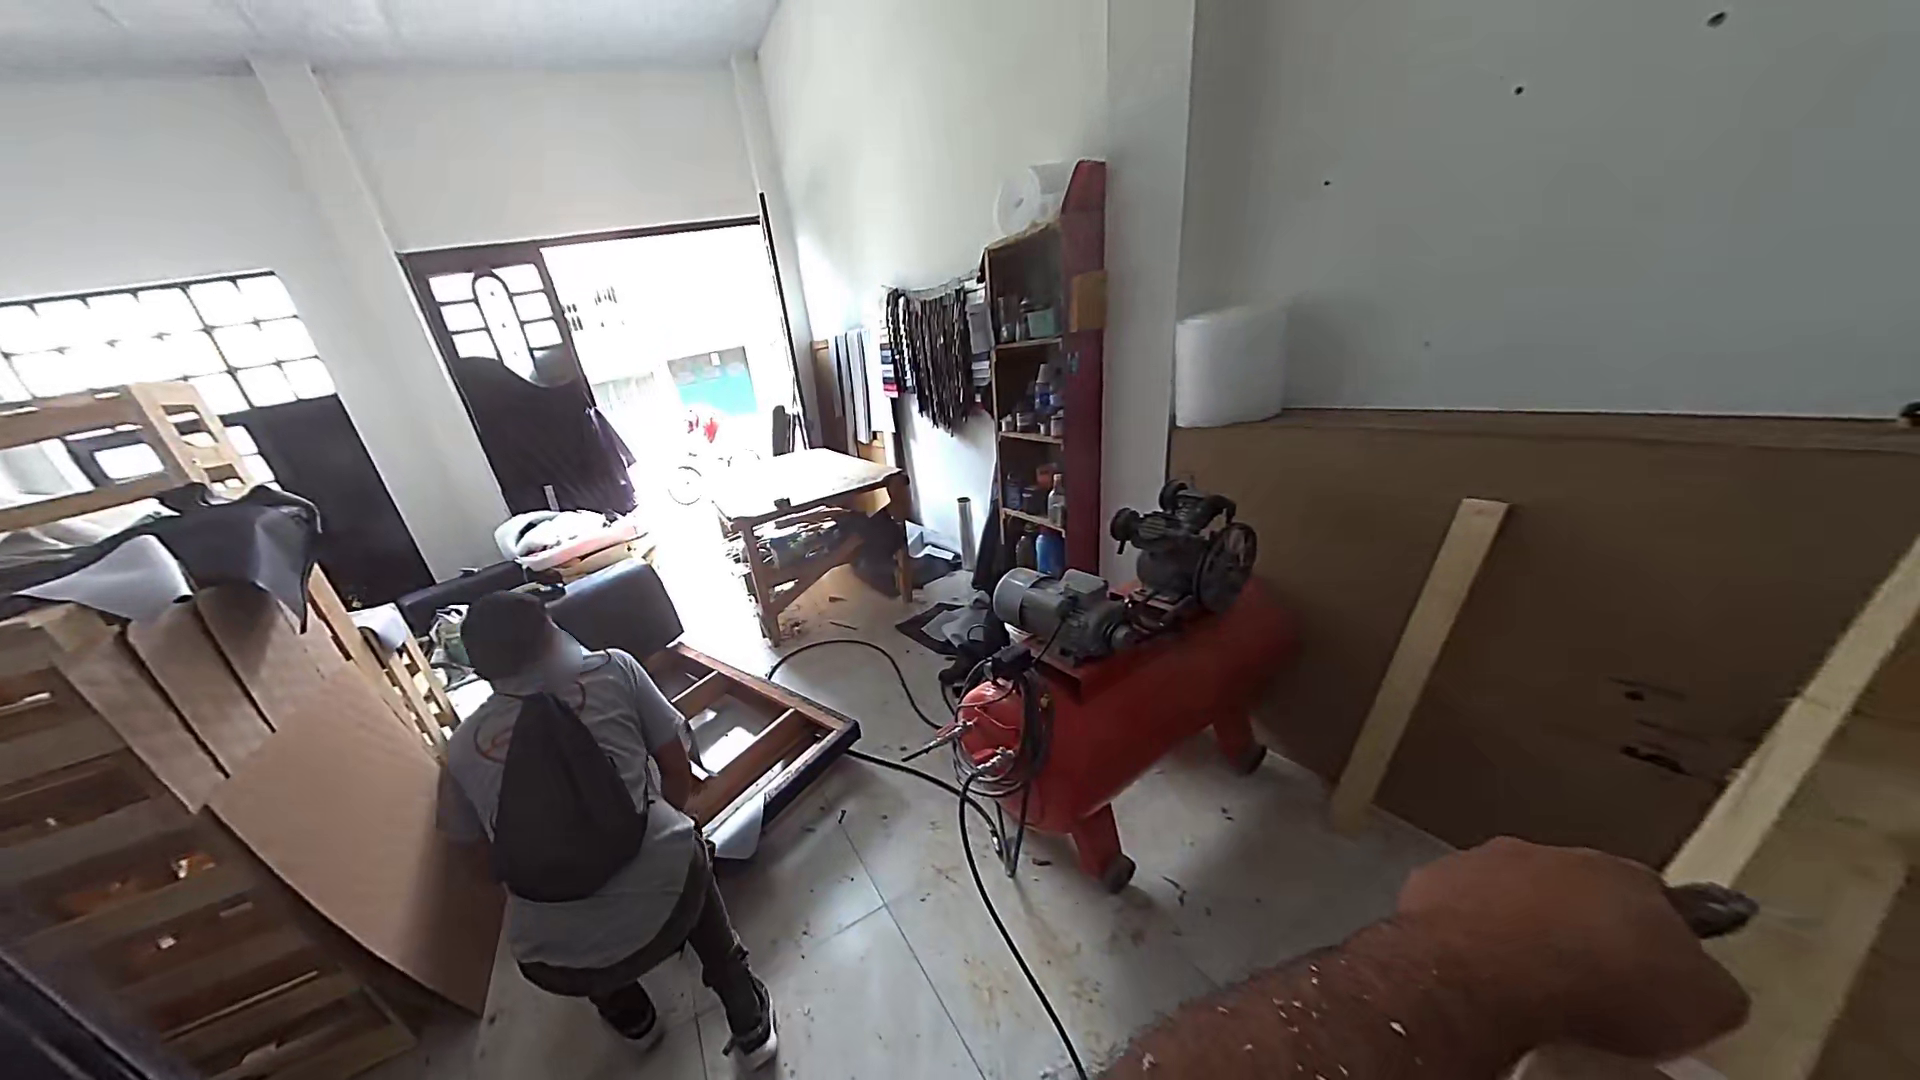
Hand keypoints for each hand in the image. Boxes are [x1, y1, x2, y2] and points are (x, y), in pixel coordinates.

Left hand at [1398, 837, 1748, 1059]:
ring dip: (1522, 919)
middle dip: (1582, 919)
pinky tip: (1481, 959)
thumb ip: (1705, 976)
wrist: (1486, 968)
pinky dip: (1471, 925)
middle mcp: (1542, 852)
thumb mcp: (1705, 1001)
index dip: (1656, 928)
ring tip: (1532, 967)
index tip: (1653, 959)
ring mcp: (1478, 860)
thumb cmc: (1601, 984)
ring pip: (1510, 888)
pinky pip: (1460, 902)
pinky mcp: (1432, 879)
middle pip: (1573, 885)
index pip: (1650, 892)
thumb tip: (1692, 970)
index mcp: (1617, 872)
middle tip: (1591, 969)